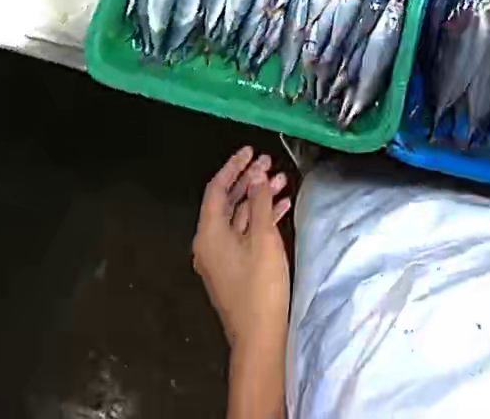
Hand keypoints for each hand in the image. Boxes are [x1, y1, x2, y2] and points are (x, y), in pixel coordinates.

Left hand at [192, 147, 292, 357]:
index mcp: (209, 232)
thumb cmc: (259, 287)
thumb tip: (256, 177)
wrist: (260, 338)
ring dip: (259, 197)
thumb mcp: (263, 238)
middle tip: (269, 163)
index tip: (250, 151)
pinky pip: (245, 232)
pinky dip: (261, 217)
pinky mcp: (234, 267)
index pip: (217, 188)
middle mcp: (209, 242)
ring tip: (281, 181)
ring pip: (239, 215)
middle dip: (249, 179)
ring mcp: (221, 256)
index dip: (234, 166)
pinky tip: (281, 207)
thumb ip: (259, 202)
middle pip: (228, 200)